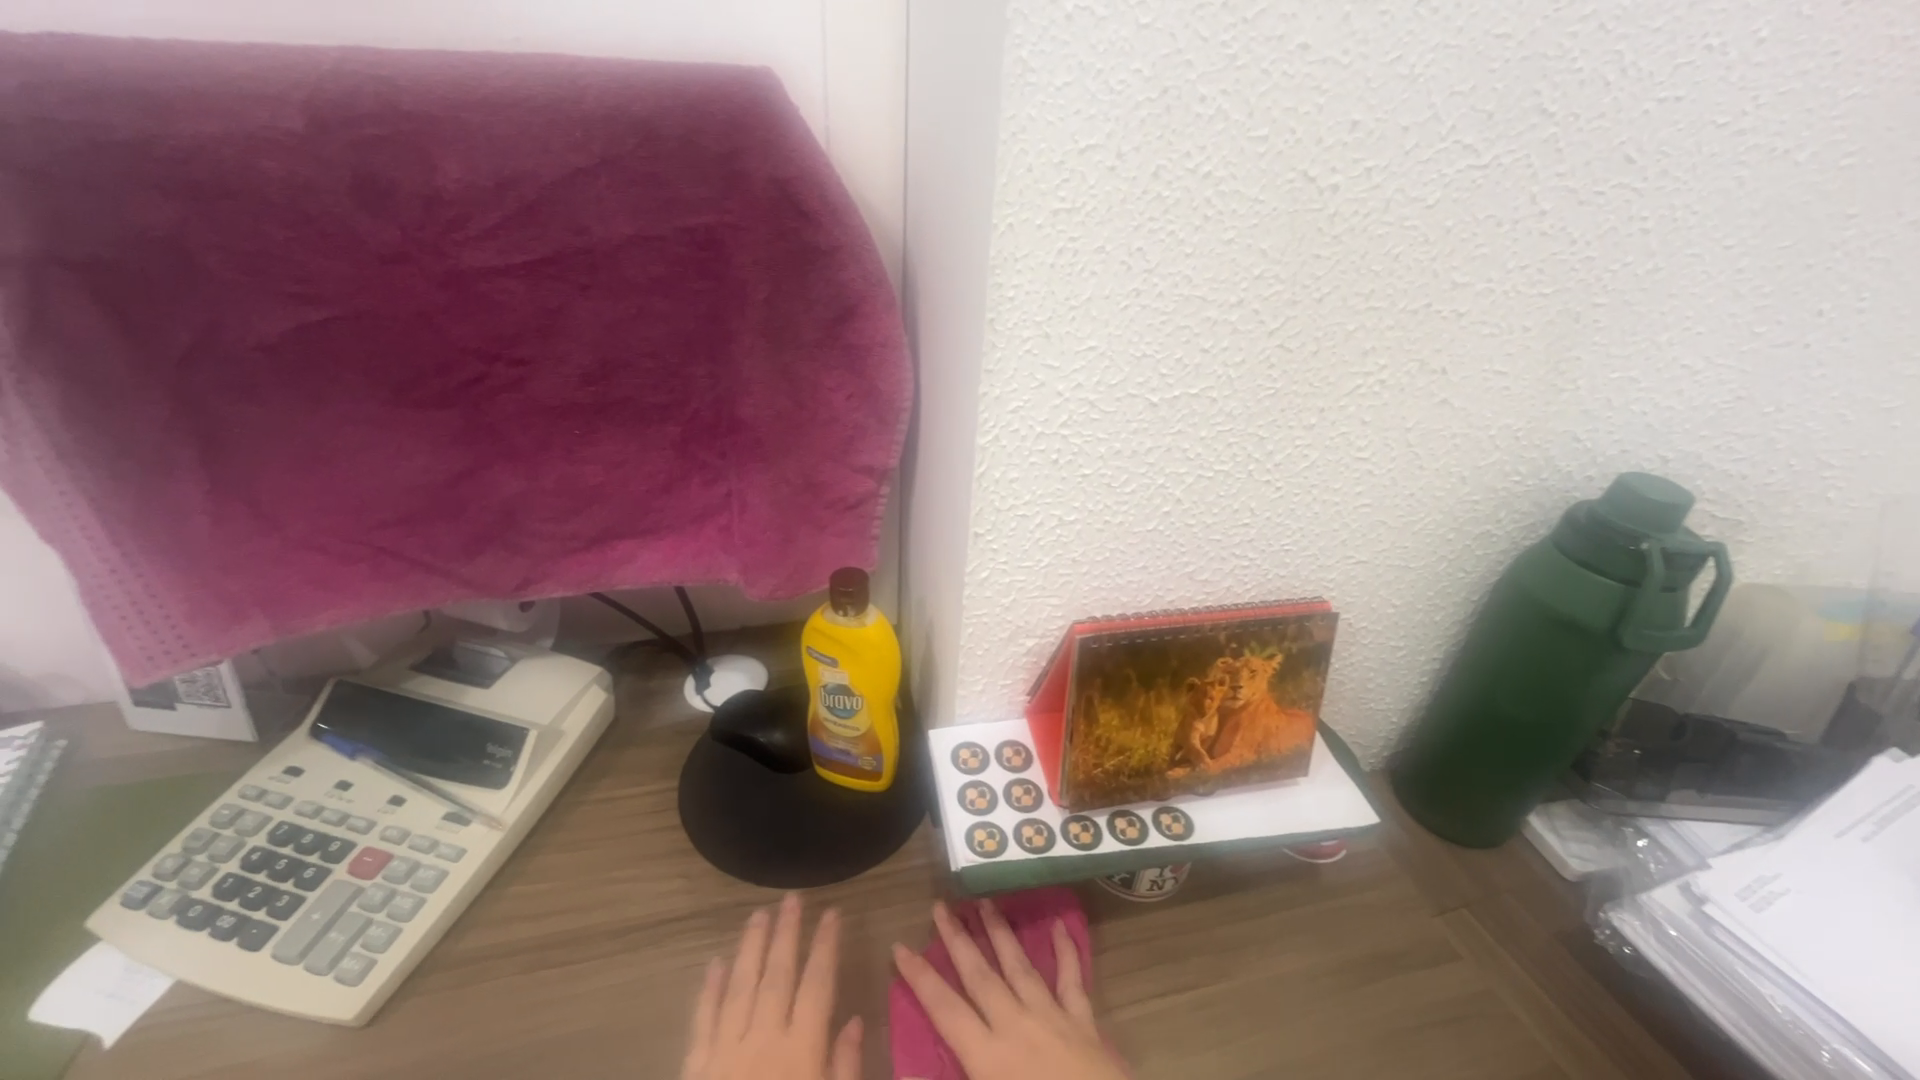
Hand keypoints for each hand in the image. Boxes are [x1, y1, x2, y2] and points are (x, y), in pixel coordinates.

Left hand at [682, 893, 861, 1079]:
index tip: (831, 912)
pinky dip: (709, 991)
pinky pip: (702, 1022)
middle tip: (792, 898)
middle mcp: (763, 1041)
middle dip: (786, 934)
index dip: (825, 946)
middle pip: (776, 977)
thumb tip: (854, 1022)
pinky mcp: (696, 1069)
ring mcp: (724, 1053)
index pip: (816, 986)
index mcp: (801, 1052)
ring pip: (739, 989)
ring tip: (758, 914)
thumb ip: (845, 1068)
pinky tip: (716, 963)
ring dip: (750, 949)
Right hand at [892, 900, 1128, 1079]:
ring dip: (1000, 934)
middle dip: (958, 940)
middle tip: (941, 906)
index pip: (945, 1009)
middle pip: (980, 975)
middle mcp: (1016, 1025)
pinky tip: (1061, 924)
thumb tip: (919, 1073)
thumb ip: (957, 1075)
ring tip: (985, 902)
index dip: (920, 978)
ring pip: (1020, 966)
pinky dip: (1067, 951)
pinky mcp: (1084, 1022)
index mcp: (988, 1056)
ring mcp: (1052, 1018)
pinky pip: (1072, 980)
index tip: (900, 947)